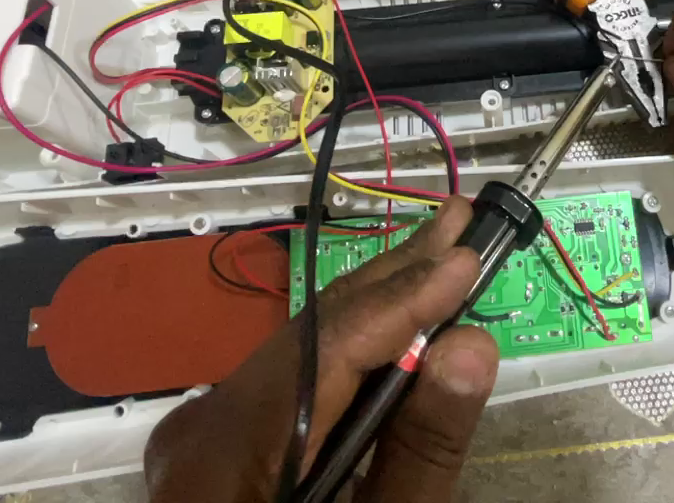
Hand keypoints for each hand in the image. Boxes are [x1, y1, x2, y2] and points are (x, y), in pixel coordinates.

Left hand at [144, 197, 499, 502]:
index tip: (468, 253)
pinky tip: (396, 317)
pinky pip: (297, 374)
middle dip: (398, 272)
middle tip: (462, 219)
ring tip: (441, 252)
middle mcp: (203, 425)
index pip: (328, 346)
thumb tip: (470, 345)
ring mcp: (205, 433)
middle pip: (314, 329)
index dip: (405, 296)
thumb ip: (420, 454)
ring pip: (306, 343)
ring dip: (381, 298)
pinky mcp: (222, 444)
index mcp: (226, 455)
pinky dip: (354, 343)